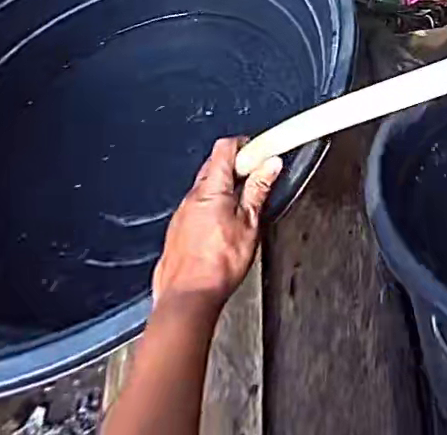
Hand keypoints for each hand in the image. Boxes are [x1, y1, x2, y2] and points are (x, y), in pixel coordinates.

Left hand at [152, 137, 282, 315]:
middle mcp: (191, 198)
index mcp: (210, 190)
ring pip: (203, 188)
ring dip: (222, 189)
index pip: (224, 148)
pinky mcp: (176, 233)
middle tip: (255, 179)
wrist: (187, 301)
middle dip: (235, 167)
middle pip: (213, 165)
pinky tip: (222, 229)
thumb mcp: (249, 224)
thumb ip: (258, 190)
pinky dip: (209, 209)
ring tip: (241, 208)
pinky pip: (194, 209)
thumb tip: (270, 165)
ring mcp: (180, 216)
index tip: (259, 153)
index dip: (244, 145)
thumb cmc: (217, 266)